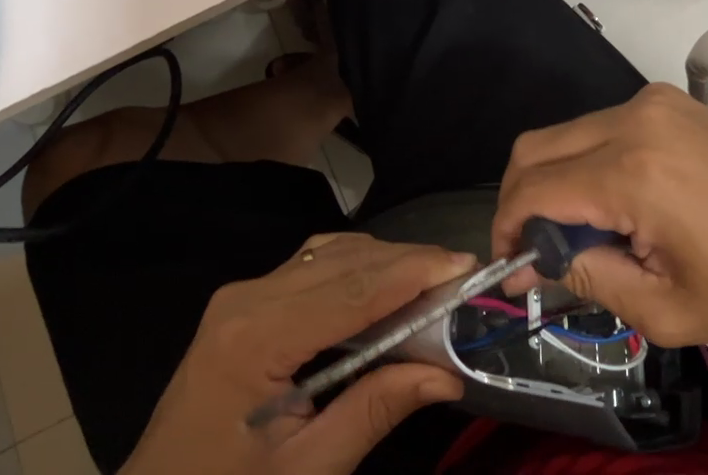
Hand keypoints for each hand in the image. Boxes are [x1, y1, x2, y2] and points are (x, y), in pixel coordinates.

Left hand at [121, 233, 475, 474]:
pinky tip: (384, 285)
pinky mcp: (241, 305)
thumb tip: (447, 375)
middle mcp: (245, 298)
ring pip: (326, 255)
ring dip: (383, 261)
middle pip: (342, 261)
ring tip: (434, 278)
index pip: (352, 289)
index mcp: (255, 338)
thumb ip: (375, 411)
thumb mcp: (307, 470)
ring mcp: (240, 297)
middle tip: (463, 273)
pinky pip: (308, 268)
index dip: (414, 272)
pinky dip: (354, 268)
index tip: (468, 265)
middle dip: (407, 261)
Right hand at [492, 83, 707, 346]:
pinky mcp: (665, 99)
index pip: (534, 188)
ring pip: (565, 134)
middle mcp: (633, 121)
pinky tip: (616, 201)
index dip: (508, 226)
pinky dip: (587, 161)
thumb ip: (588, 281)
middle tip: (533, 247)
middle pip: (535, 147)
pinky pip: (599, 126)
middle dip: (518, 199)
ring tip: (583, 230)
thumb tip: (533, 262)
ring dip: (555, 180)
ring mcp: (650, 102)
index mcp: (632, 174)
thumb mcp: (667, 310)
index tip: (511, 263)